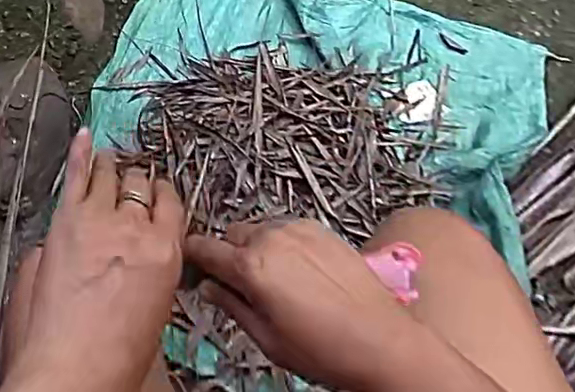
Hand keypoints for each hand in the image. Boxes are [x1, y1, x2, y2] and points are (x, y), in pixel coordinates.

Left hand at [0, 129, 184, 391]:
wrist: (71, 370)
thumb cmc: (114, 359)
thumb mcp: (155, 313)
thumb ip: (153, 272)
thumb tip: (146, 262)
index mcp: (163, 252)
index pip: (170, 204)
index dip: (163, 195)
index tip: (159, 192)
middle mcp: (133, 226)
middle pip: (140, 184)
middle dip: (137, 181)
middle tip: (132, 179)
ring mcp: (98, 216)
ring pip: (110, 173)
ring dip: (111, 165)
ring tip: (110, 157)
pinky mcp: (66, 217)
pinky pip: (76, 174)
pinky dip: (79, 152)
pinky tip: (83, 137)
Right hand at [184, 219, 502, 391]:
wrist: (384, 341)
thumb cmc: (326, 350)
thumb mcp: (269, 340)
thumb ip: (233, 307)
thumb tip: (209, 289)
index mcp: (252, 267)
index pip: (205, 248)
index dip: (193, 253)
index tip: (190, 259)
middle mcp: (269, 237)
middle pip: (231, 234)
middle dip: (230, 254)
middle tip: (242, 283)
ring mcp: (294, 228)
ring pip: (258, 228)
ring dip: (256, 246)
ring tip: (277, 280)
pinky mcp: (315, 225)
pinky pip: (284, 227)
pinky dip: (281, 242)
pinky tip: (299, 271)